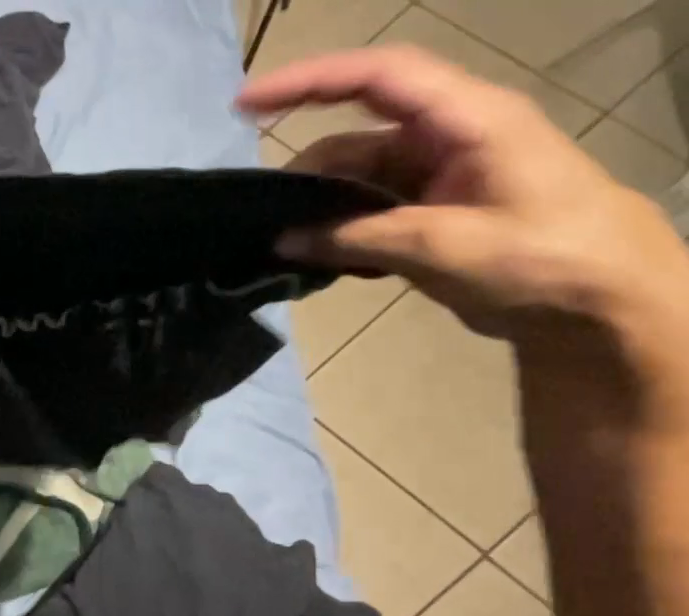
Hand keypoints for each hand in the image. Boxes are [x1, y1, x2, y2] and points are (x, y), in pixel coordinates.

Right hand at [239, 47, 688, 347]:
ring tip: (285, 254)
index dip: (309, 82)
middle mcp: (449, 135)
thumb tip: (284, 241)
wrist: (604, 303)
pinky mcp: (432, 209)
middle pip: (355, 135)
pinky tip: (321, 264)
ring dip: (317, 212)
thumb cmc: (544, 259)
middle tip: (260, 221)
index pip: (379, 77)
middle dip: (303, 174)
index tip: (245, 105)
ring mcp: (439, 173)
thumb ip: (358, 238)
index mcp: (468, 119)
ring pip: (355, 178)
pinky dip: (338, 233)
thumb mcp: (444, 247)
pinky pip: (367, 210)